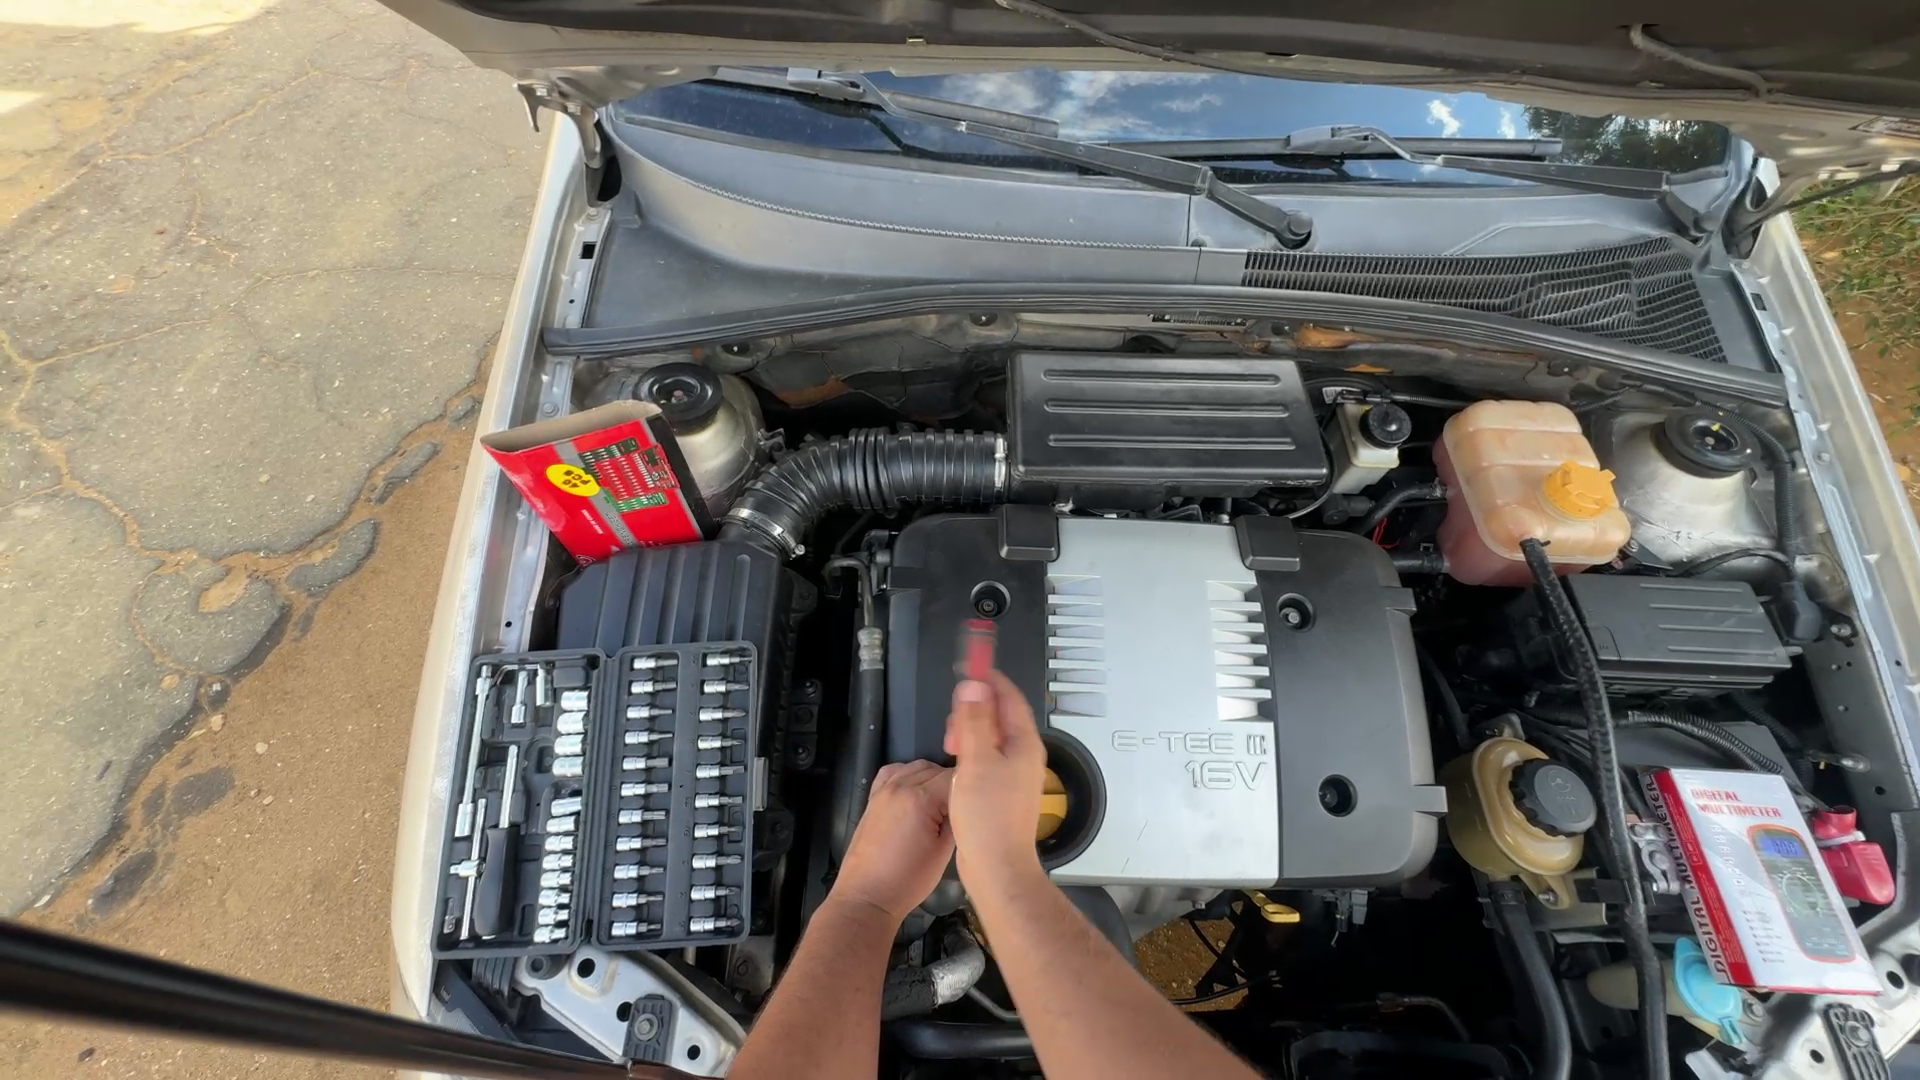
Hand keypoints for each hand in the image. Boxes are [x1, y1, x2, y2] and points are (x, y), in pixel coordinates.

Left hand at [831, 760, 955, 924]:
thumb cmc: (908, 880)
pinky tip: (915, 791)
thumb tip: (962, 804)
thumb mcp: (943, 852)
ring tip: (940, 801)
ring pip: (917, 766)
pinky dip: (908, 775)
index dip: (969, 789)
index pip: (954, 777)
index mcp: (920, 798)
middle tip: (960, 807)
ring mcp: (884, 789)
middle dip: (952, 784)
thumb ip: (956, 820)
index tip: (976, 803)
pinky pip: (894, 772)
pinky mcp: (873, 797)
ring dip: (932, 777)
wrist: (867, 896)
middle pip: (936, 769)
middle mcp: (901, 785)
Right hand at [944, 670, 1047, 892]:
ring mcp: (1014, 773)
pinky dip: (971, 752)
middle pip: (999, 715)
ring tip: (952, 746)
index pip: (1009, 696)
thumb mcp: (977, 760)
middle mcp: (1023, 755)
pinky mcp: (1002, 790)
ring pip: (991, 737)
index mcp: (1024, 742)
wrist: (997, 867)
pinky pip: (987, 757)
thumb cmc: (989, 817)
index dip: (989, 679)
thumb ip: (975, 721)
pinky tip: (958, 766)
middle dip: (974, 710)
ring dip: (970, 732)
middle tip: (954, 722)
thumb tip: (975, 686)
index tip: (969, 667)